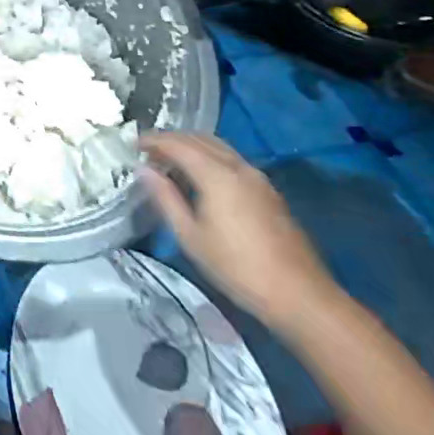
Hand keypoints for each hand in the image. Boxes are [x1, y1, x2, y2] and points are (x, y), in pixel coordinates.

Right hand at [140, 132, 340, 332]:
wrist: (300, 295)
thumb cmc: (237, 267)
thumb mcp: (190, 236)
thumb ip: (165, 198)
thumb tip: (143, 170)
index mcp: (216, 175)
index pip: (178, 144)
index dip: (153, 140)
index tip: (133, 145)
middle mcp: (238, 167)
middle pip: (199, 139)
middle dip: (171, 139)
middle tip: (149, 151)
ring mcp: (258, 178)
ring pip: (218, 147)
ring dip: (192, 146)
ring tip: (171, 161)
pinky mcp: (268, 191)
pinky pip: (232, 160)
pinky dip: (209, 157)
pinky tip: (201, 177)